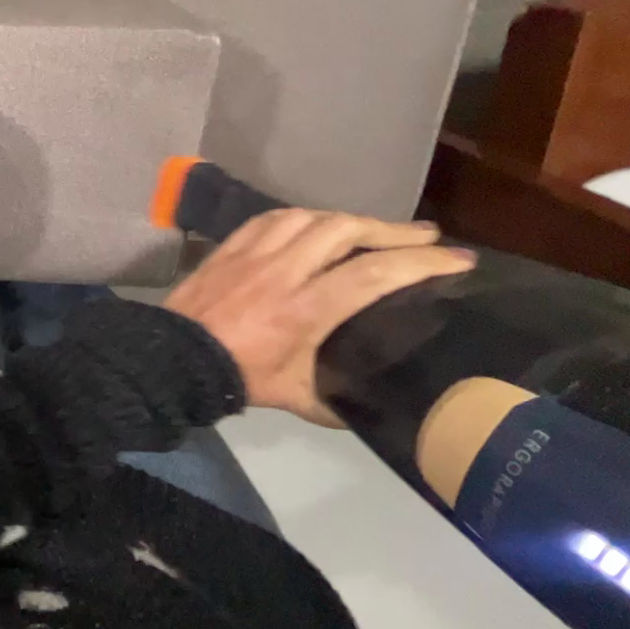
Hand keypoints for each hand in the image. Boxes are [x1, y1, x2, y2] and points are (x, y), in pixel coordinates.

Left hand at [163, 209, 475, 426]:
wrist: (171, 356)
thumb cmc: (236, 375)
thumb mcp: (293, 395)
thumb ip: (335, 402)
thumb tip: (370, 412)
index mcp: (305, 308)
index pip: (374, 273)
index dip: (421, 261)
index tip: (458, 259)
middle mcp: (281, 271)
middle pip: (344, 230)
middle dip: (391, 229)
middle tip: (424, 236)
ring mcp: (251, 255)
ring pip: (307, 217)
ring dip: (346, 218)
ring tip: (372, 227)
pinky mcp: (227, 248)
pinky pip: (269, 219)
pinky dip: (301, 216)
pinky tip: (315, 222)